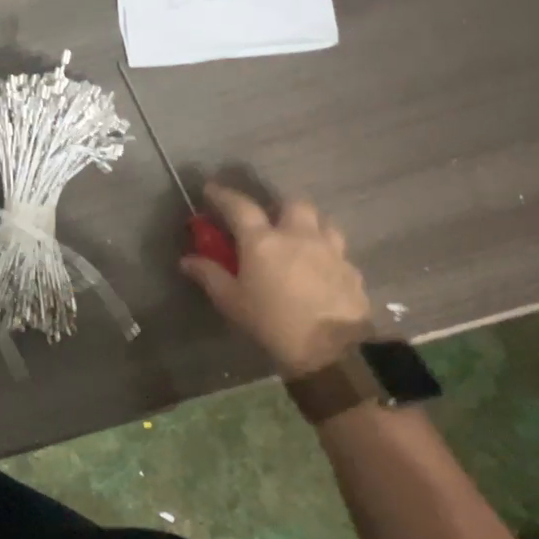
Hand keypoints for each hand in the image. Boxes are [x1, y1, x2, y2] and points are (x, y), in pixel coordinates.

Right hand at [179, 183, 370, 378]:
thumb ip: (209, 275)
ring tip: (296, 238)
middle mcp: (298, 236)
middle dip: (277, 205)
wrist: (332, 348)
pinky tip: (316, 267)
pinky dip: (323, 249)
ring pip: (321, 220)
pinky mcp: (351, 268)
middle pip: (292, 203)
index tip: (211, 189)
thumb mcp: (231, 301)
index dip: (223, 195)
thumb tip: (188, 260)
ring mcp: (330, 250)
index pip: (240, 207)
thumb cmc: (271, 322)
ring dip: (306, 222)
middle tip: (265, 219)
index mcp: (263, 242)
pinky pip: (336, 247)